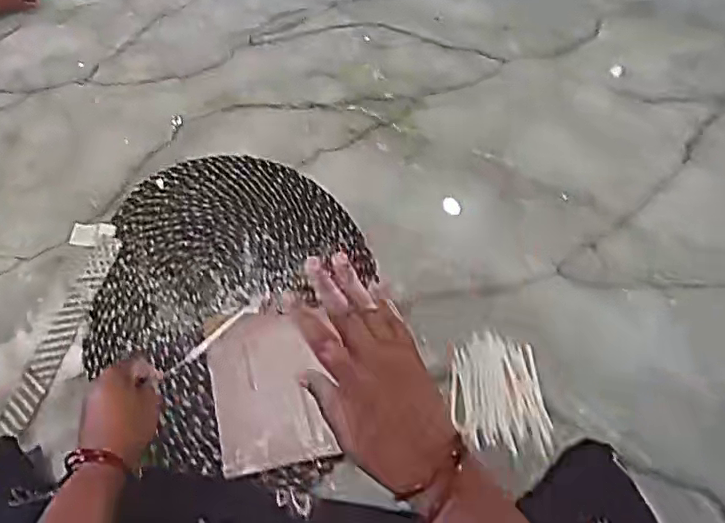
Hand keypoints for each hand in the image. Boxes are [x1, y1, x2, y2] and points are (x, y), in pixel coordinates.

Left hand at [79, 356, 161, 468]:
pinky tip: (124, 423)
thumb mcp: (150, 405)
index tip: (159, 382)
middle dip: (135, 385)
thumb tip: (146, 383)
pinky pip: (106, 407)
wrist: (102, 463)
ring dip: (124, 399)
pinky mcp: (86, 419)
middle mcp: (98, 381)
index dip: (150, 371)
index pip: (135, 362)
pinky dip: (115, 411)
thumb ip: (151, 388)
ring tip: (138, 412)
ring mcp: (90, 400)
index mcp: (114, 372)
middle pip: (121, 377)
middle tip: (149, 397)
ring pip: (113, 393)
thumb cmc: (130, 428)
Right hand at [290, 253, 457, 499]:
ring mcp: (393, 352)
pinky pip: (395, 319)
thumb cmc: (389, 455)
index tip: (290, 296)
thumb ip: (326, 399)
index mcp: (352, 380)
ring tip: (341, 260)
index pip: (321, 340)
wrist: (434, 464)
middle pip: (344, 315)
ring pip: (369, 309)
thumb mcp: (347, 436)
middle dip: (326, 286)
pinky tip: (377, 284)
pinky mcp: (410, 352)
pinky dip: (385, 300)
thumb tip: (306, 376)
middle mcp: (371, 359)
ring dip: (353, 283)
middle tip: (314, 263)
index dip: (303, 316)